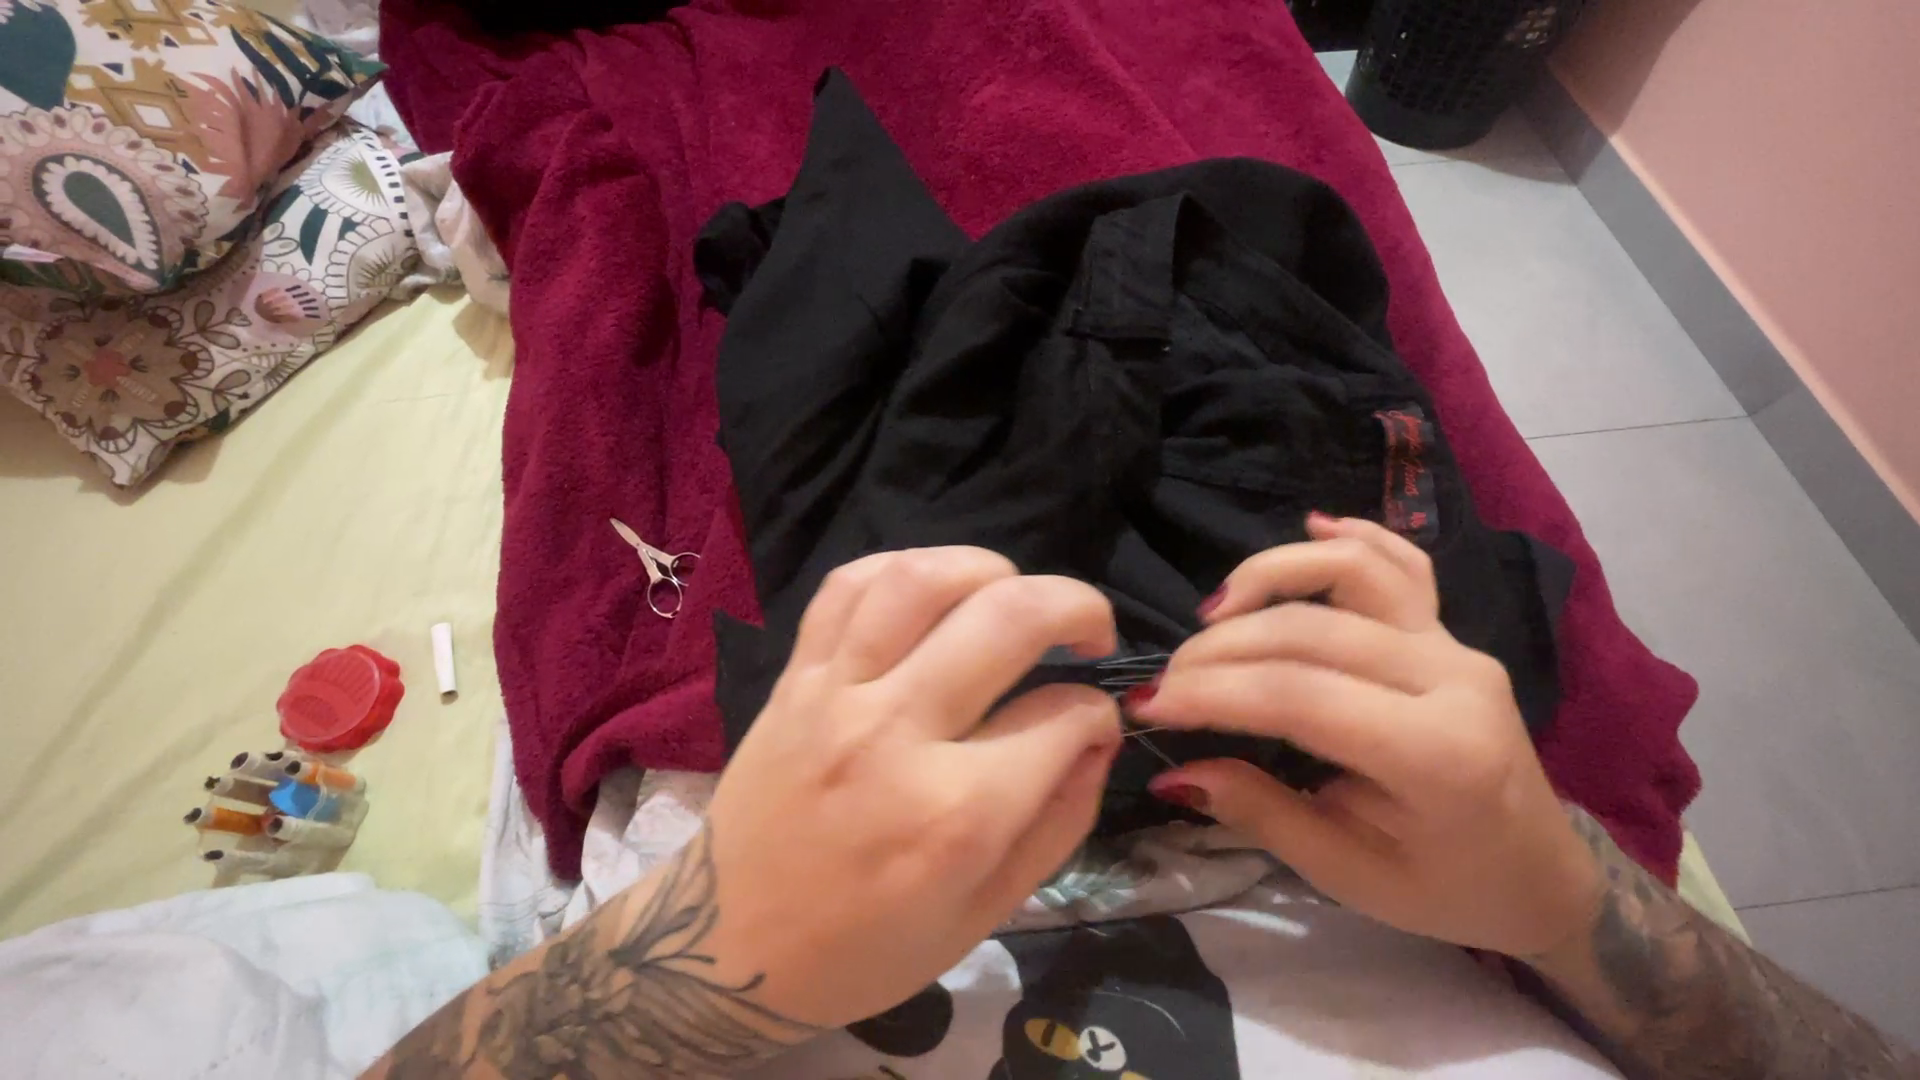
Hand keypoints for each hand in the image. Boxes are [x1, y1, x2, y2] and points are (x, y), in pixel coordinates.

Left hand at [702, 547, 1122, 1027]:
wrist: (727, 946)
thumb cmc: (865, 949)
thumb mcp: (985, 915)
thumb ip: (1058, 821)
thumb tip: (1097, 732)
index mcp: (954, 814)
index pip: (1062, 715)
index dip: (1097, 711)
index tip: (1093, 720)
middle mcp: (896, 734)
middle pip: (1008, 619)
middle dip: (1077, 607)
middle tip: (1090, 629)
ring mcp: (835, 694)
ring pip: (922, 579)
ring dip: (991, 568)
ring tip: (1015, 594)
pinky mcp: (794, 676)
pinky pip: (847, 587)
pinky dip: (902, 567)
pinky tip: (934, 592)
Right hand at [1128, 514, 1602, 957]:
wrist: (1540, 873)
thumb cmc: (1447, 886)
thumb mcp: (1348, 873)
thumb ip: (1259, 813)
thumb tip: (1173, 774)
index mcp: (1436, 753)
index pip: (1299, 695)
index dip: (1213, 692)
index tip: (1148, 706)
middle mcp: (1451, 677)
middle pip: (1309, 630)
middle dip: (1219, 649)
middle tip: (1164, 681)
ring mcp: (1454, 643)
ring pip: (1353, 570)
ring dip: (1270, 575)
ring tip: (1212, 611)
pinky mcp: (1448, 630)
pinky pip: (1400, 563)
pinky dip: (1349, 537)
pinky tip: (1310, 524)